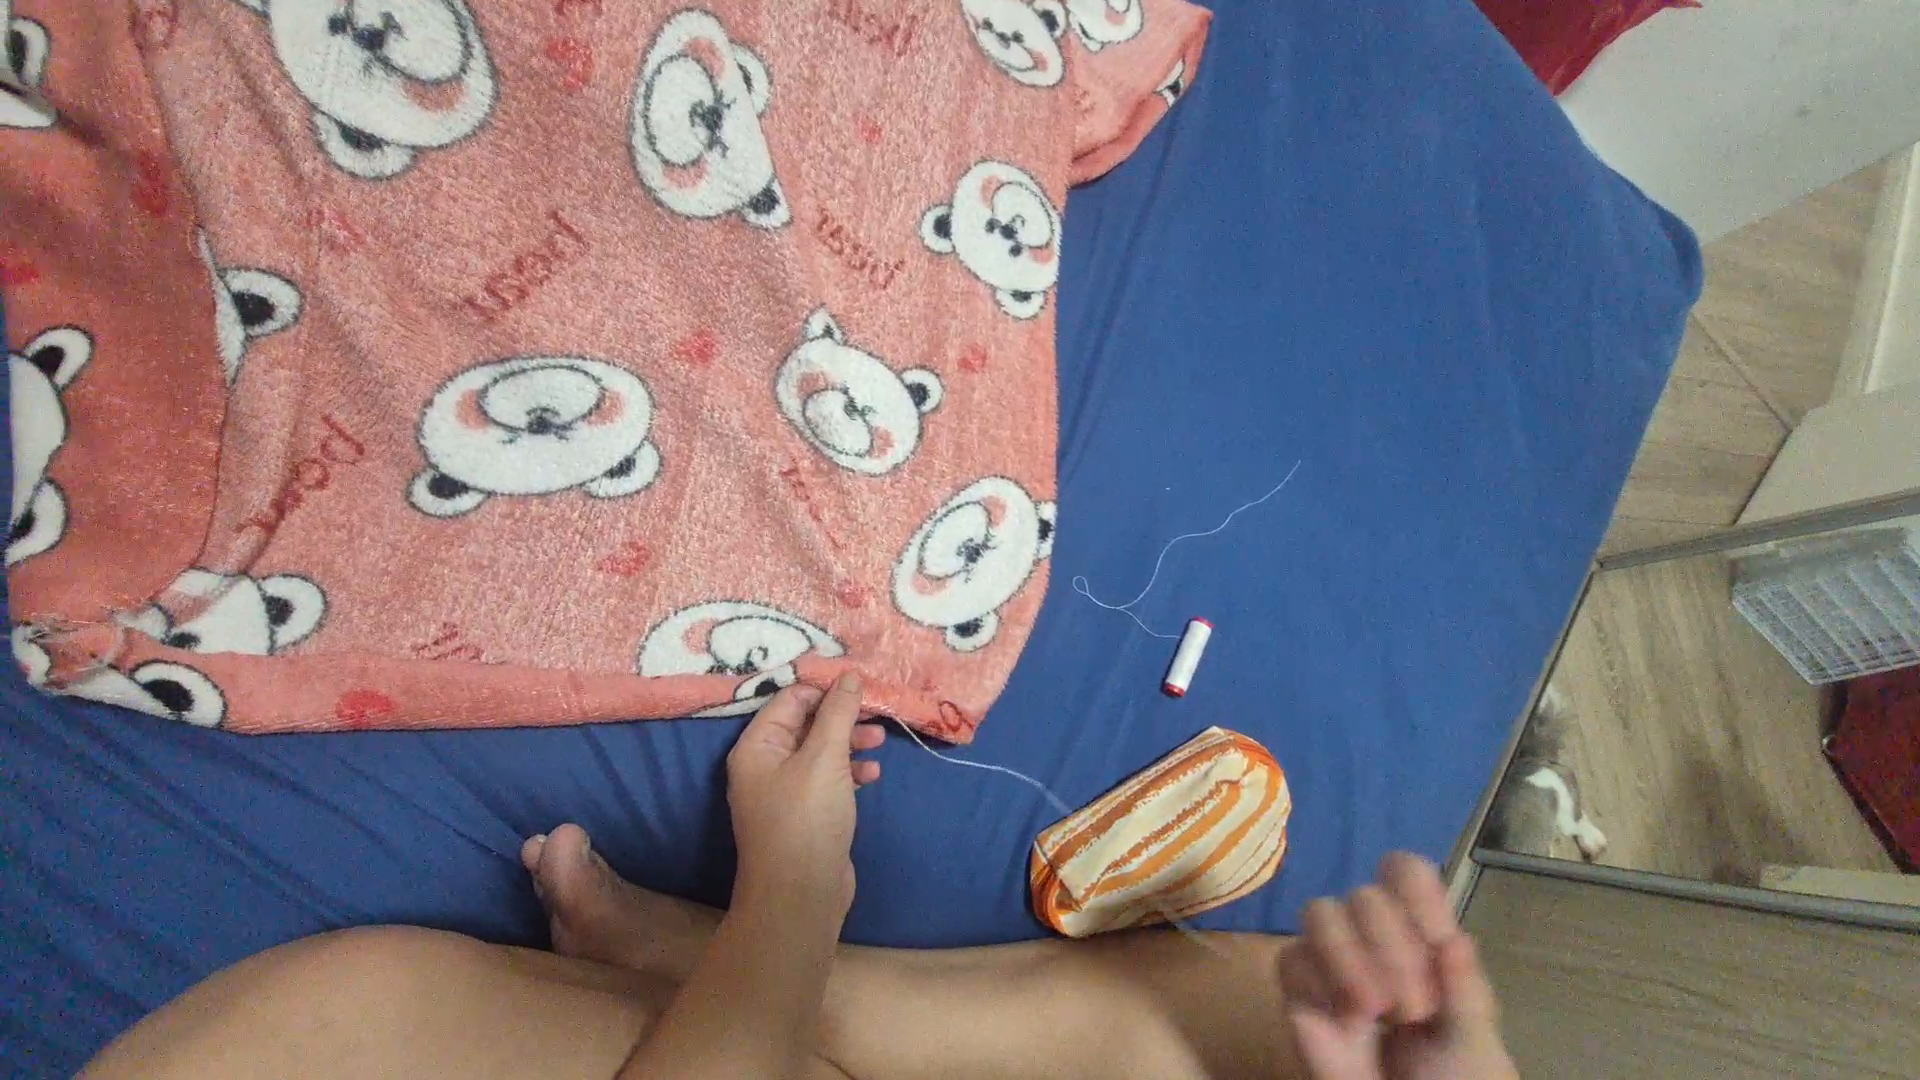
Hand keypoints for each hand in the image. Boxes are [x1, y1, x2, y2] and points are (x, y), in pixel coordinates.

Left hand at [725, 674, 885, 920]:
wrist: (801, 897)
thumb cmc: (806, 819)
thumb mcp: (825, 758)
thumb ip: (838, 712)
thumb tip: (848, 675)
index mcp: (758, 746)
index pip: (790, 698)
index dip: (825, 687)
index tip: (860, 683)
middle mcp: (766, 764)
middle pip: (806, 723)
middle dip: (842, 716)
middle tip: (876, 714)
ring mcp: (785, 790)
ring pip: (821, 750)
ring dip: (851, 742)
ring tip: (880, 742)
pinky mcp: (806, 812)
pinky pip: (828, 777)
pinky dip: (850, 771)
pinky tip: (872, 776)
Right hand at [1278, 853, 1518, 1079]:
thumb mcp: (1477, 1044)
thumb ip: (1467, 992)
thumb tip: (1456, 938)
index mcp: (1420, 935)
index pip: (1404, 871)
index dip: (1415, 892)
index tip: (1436, 940)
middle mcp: (1371, 935)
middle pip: (1364, 895)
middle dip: (1394, 952)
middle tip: (1414, 1011)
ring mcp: (1329, 957)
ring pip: (1319, 911)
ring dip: (1352, 960)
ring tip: (1377, 1013)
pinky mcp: (1296, 988)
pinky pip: (1290, 958)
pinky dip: (1321, 987)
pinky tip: (1347, 1023)